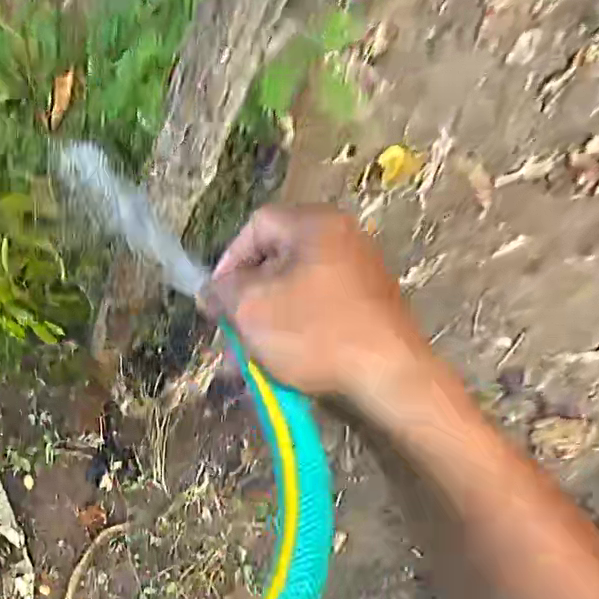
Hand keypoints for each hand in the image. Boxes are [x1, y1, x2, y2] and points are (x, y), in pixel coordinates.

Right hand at [205, 205, 434, 408]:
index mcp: (314, 225)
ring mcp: (360, 274)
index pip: (257, 225)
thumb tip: (211, 289)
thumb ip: (224, 293)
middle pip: (277, 262)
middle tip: (231, 336)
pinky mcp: (370, 307)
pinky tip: (283, 364)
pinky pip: (319, 312)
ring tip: (251, 362)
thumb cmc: (314, 333)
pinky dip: (296, 333)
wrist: (387, 373)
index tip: (215, 301)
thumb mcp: (252, 310)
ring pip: (296, 294)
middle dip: (247, 303)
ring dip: (267, 325)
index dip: (227, 262)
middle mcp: (342, 239)